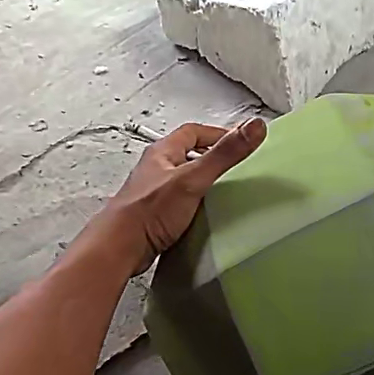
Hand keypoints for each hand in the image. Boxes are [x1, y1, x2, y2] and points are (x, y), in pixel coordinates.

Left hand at [89, 119, 266, 277]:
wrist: (120, 248)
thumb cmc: (146, 213)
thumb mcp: (193, 178)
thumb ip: (224, 154)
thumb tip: (253, 127)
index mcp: (161, 154)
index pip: (193, 132)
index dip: (216, 133)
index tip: (237, 140)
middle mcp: (155, 171)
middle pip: (186, 156)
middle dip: (210, 158)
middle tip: (231, 165)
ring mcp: (153, 194)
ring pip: (182, 182)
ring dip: (200, 184)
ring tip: (221, 191)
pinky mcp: (155, 217)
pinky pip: (178, 206)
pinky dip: (193, 207)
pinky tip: (202, 217)